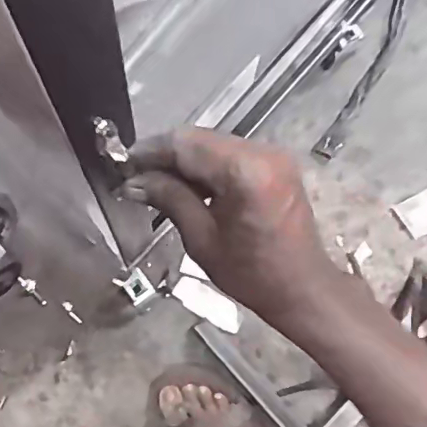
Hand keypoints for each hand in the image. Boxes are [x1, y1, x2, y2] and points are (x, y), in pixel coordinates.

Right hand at [121, 128, 346, 329]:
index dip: (150, 151)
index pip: (185, 145)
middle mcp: (263, 151)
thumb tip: (134, 182)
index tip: (123, 165)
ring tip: (156, 183)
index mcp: (245, 171)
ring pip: (214, 145)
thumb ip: (170, 199)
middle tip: (135, 177)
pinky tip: (187, 185)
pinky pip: (231, 155)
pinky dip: (206, 167)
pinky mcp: (276, 163)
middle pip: (199, 139)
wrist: (302, 287)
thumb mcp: (202, 240)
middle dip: (165, 156)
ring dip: (184, 161)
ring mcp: (273, 154)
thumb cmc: (252, 274)